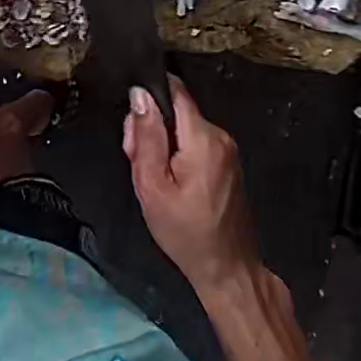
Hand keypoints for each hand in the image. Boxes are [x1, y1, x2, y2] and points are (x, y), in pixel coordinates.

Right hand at [122, 73, 260, 289]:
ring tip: (152, 176)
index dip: (147, 97)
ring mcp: (226, 150)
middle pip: (174, 110)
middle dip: (149, 126)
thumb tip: (139, 93)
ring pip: (180, 125)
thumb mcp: (151, 184)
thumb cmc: (184, 230)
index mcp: (204, 139)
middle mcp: (220, 137)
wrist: (227, 270)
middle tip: (137, 160)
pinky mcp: (226, 162)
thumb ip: (146, 135)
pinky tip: (168, 180)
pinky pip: (191, 140)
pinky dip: (174, 152)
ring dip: (159, 141)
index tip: (133, 124)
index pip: (174, 90)